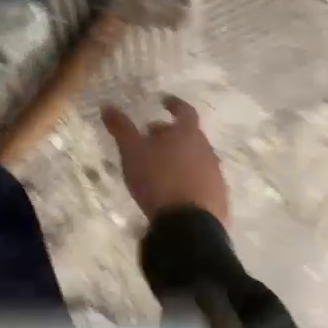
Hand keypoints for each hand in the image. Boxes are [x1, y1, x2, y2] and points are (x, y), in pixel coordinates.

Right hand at [103, 96, 230, 226]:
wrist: (190, 226)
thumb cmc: (159, 179)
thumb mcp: (132, 151)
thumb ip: (121, 128)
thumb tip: (107, 106)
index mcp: (188, 135)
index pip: (185, 111)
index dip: (174, 104)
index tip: (163, 101)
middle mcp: (207, 151)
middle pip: (190, 136)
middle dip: (171, 134)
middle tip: (151, 138)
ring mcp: (216, 176)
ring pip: (196, 158)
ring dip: (180, 157)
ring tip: (159, 166)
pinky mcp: (219, 200)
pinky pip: (202, 181)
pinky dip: (188, 178)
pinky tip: (173, 189)